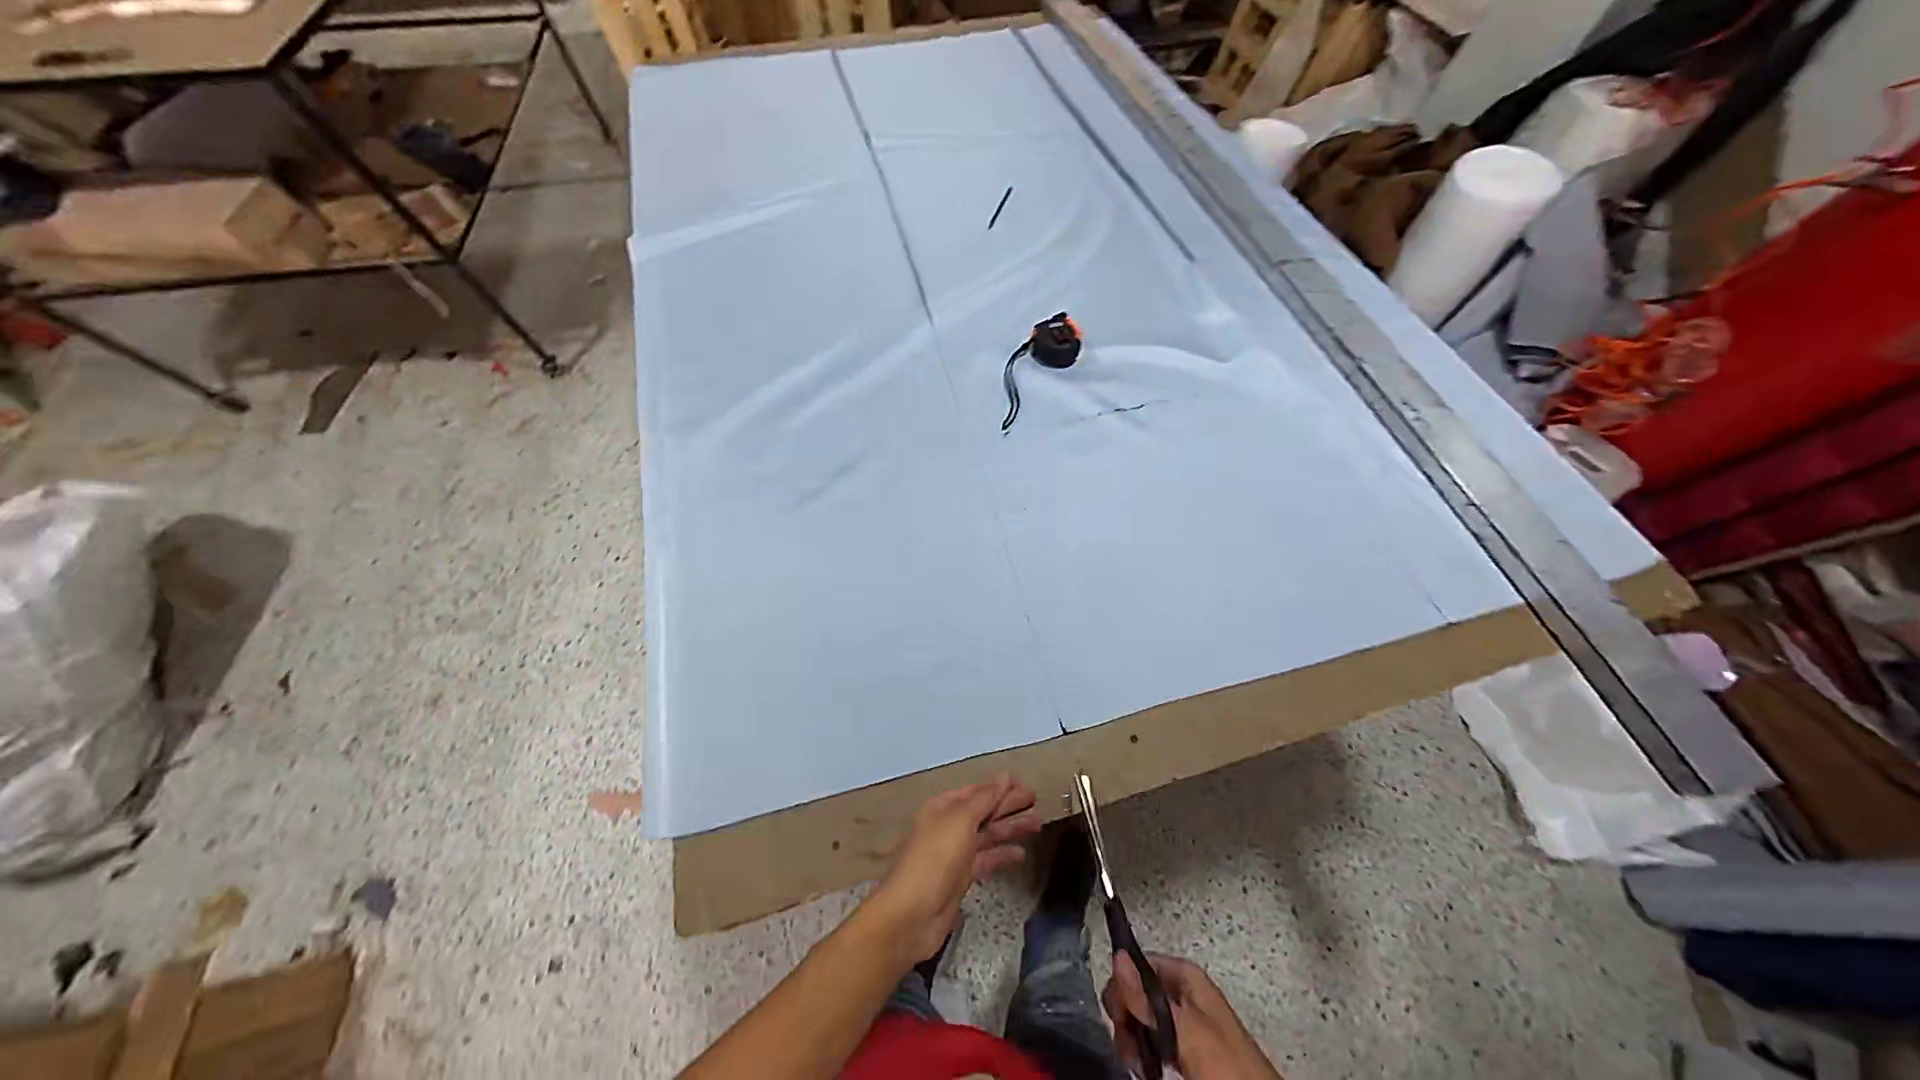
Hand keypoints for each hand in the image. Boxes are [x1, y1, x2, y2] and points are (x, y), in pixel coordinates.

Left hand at [865, 775, 1040, 963]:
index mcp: (942, 808)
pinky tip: (1021, 853)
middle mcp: (948, 827)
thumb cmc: (935, 859)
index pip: (976, 792)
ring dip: (1010, 828)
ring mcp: (955, 854)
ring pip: (987, 835)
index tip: (1025, 785)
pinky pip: (986, 860)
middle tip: (1036, 800)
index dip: (999, 787)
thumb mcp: (960, 820)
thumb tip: (1003, 777)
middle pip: (983, 811)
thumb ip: (984, 799)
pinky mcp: (961, 878)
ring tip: (1037, 824)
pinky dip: (1003, 855)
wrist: (912, 915)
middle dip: (1008, 805)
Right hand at [1104, 952, 1284, 1079]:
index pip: (1137, 963)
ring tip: (1140, 1065)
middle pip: (1136, 992)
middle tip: (1131, 1047)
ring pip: (1141, 1019)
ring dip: (1133, 1040)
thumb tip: (1118, 958)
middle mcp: (1183, 993)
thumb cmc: (1228, 1068)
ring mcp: (1184, 1022)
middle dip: (1127, 1018)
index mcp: (1186, 976)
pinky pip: (1152, 1041)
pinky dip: (1144, 1054)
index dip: (1123, 987)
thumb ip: (1148, 997)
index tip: (1120, 1016)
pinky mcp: (1185, 1049)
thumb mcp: (1185, 1030)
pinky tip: (1148, 1069)